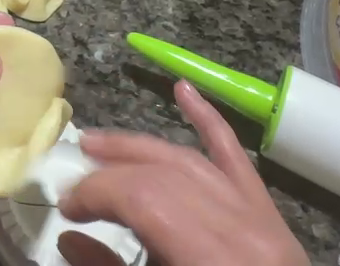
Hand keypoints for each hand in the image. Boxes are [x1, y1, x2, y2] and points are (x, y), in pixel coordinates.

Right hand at [56, 81, 305, 265]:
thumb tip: (69, 242)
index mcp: (214, 259)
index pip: (144, 197)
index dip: (96, 194)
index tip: (66, 210)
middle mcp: (243, 231)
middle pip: (162, 174)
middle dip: (109, 173)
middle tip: (73, 184)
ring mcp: (264, 221)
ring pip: (189, 161)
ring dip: (139, 146)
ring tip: (98, 142)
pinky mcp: (274, 219)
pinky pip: (238, 160)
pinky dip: (209, 122)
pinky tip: (183, 90)